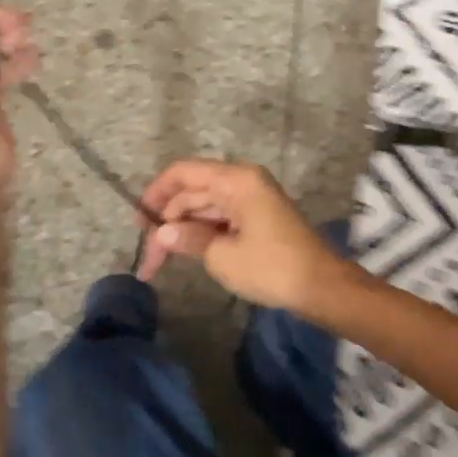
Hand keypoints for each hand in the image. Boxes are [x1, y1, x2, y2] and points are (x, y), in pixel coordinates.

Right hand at [137, 160, 361, 312]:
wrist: (319, 284)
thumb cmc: (271, 266)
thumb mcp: (224, 256)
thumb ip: (190, 238)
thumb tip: (163, 233)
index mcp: (237, 180)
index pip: (185, 172)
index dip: (157, 193)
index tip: (138, 223)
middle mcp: (244, 181)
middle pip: (193, 191)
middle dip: (167, 222)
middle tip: (148, 261)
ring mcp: (252, 198)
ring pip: (204, 206)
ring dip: (182, 230)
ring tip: (158, 264)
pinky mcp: (257, 216)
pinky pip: (220, 216)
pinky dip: (201, 233)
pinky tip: (185, 255)